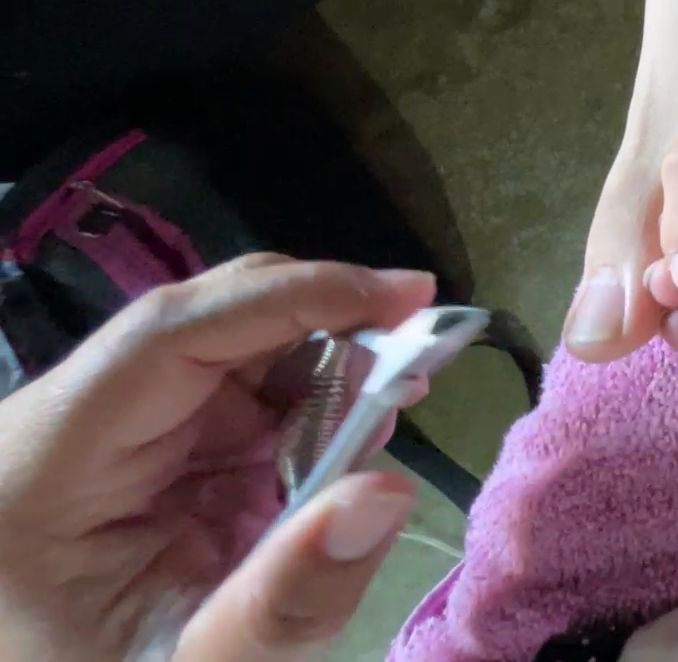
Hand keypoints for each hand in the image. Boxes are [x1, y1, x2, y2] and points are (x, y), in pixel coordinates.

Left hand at [0, 255, 435, 661]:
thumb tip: (389, 491)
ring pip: (251, 342)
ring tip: (380, 419)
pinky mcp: (157, 438)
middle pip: (221, 320)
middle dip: (336, 327)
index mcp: (34, 472)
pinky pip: (256, 383)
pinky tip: (345, 439)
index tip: (413, 297)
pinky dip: (323, 397)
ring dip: (337, 367)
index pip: (172, 334)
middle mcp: (66, 424)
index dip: (301, 295)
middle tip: (419, 361)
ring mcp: (114, 426)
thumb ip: (284, 603)